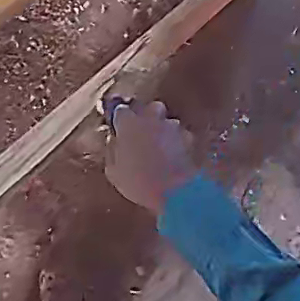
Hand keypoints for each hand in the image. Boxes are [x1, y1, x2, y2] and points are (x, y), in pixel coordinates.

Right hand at [106, 99, 198, 217]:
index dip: (120, 118)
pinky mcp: (187, 136)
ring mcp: (171, 125)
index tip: (119, 127)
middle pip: (148, 108)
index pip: (121, 110)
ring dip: (162, 130)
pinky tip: (174, 156)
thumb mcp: (113, 171)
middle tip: (142, 133)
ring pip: (166, 121)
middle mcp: (150, 117)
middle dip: (146, 117)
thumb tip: (114, 140)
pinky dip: (177, 142)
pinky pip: (179, 134)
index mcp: (128, 122)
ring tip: (160, 148)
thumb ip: (112, 150)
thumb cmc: (137, 182)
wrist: (173, 193)